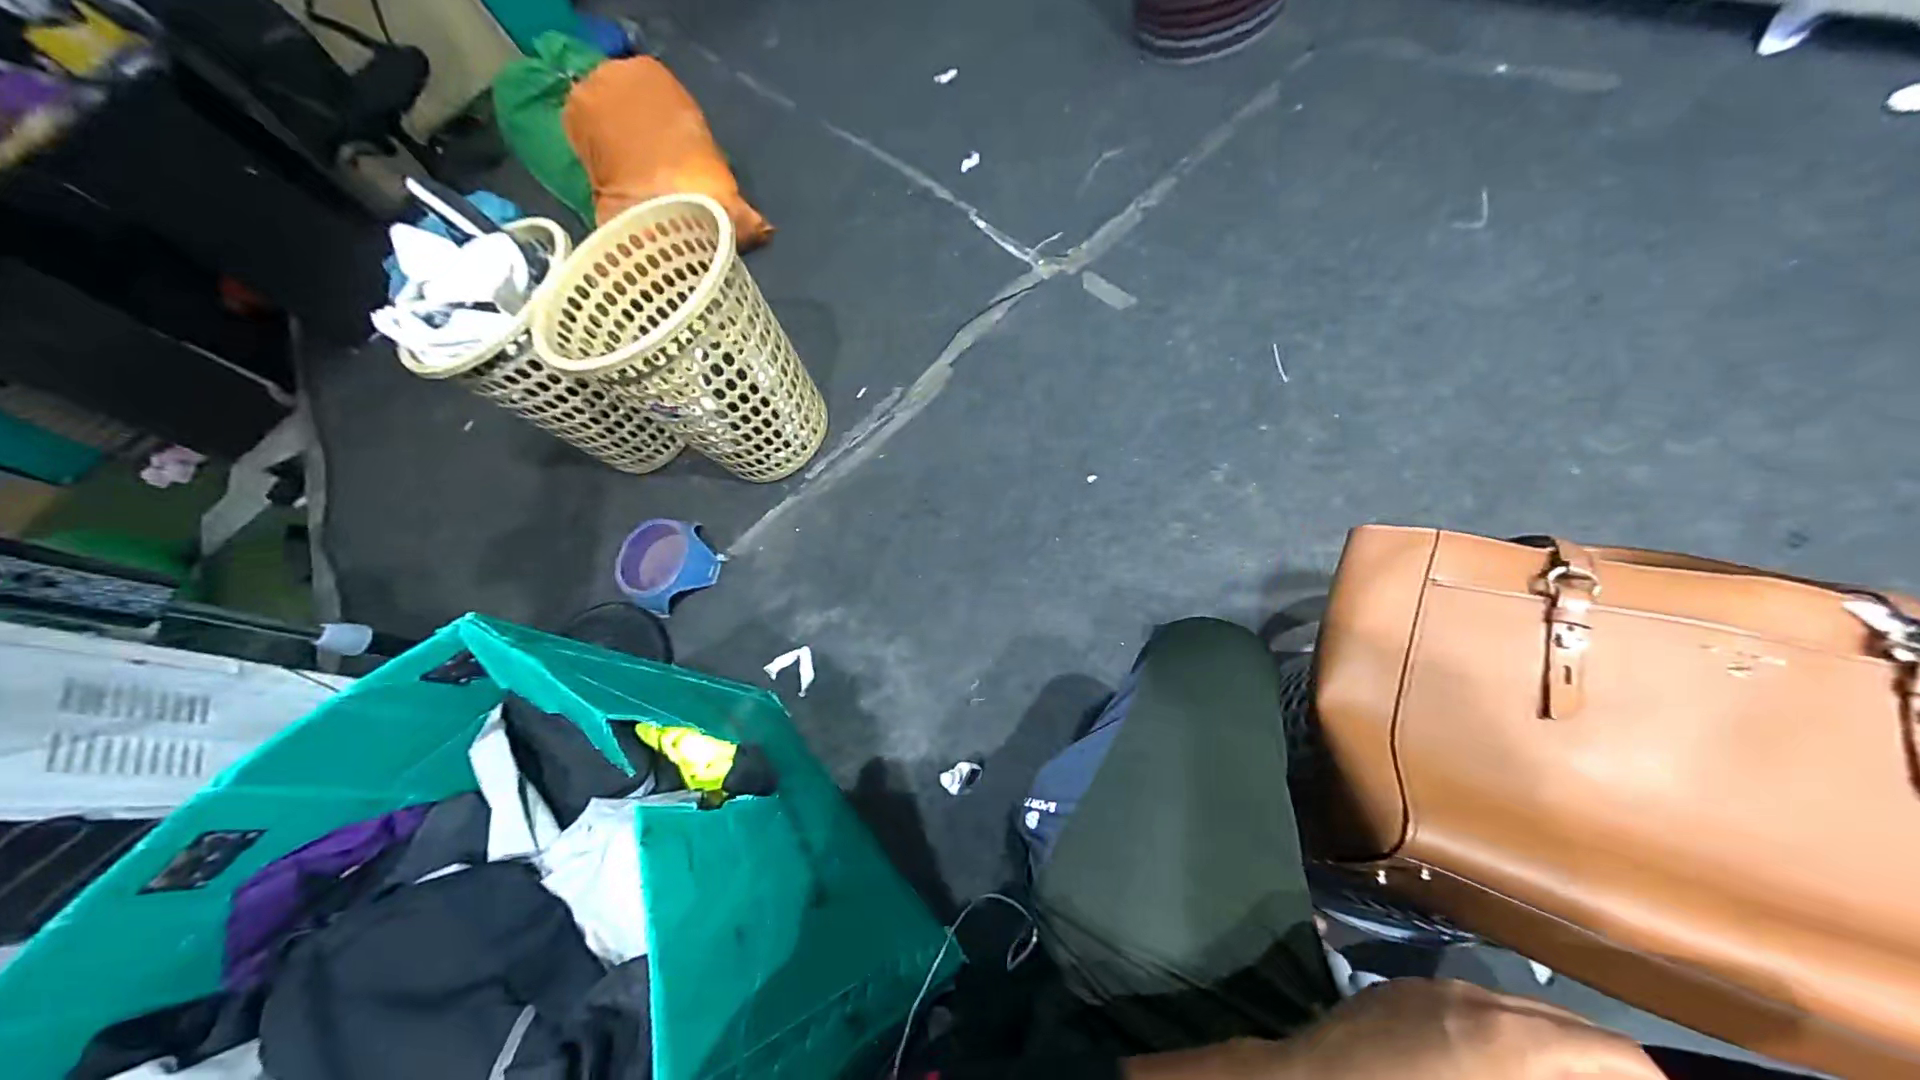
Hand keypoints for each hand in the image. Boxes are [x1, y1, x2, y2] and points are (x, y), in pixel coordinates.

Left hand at [1126, 978, 1665, 1079]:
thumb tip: (1587, 1077)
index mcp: (1510, 1038)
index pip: (1616, 1053)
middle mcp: (1473, 997)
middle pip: (1568, 1024)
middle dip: (1604, 1070)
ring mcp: (1429, 987)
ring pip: (1517, 1010)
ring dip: (1551, 1049)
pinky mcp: (1396, 990)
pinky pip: (1471, 1005)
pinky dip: (1501, 1034)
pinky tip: (1495, 1071)